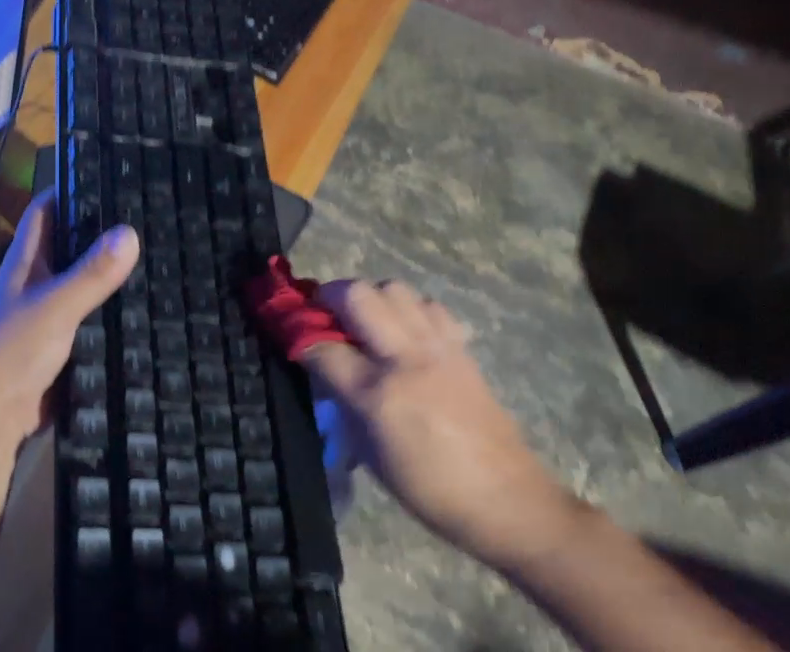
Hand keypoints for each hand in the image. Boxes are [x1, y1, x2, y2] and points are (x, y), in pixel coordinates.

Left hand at [0, 194, 140, 453]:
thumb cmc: (12, 352)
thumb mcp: (55, 306)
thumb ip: (91, 273)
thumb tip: (130, 231)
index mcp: (26, 262)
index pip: (46, 210)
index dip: (70, 188)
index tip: (111, 173)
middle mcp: (37, 282)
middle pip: (71, 245)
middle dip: (103, 230)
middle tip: (153, 213)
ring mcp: (51, 315)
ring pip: (86, 283)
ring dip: (114, 274)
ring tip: (165, 254)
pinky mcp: (66, 347)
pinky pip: (96, 320)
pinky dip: (117, 312)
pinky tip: (152, 308)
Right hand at [301, 278, 589, 570]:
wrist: (507, 500)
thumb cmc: (428, 489)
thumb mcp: (368, 453)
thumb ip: (341, 402)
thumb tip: (320, 368)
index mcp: (377, 395)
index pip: (321, 345)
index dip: (295, 332)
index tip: (282, 328)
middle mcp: (405, 360)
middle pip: (358, 295)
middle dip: (329, 296)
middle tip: (321, 313)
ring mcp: (438, 349)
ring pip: (394, 288)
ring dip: (370, 297)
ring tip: (364, 321)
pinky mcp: (462, 349)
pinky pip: (428, 306)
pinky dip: (408, 309)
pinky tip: (403, 333)